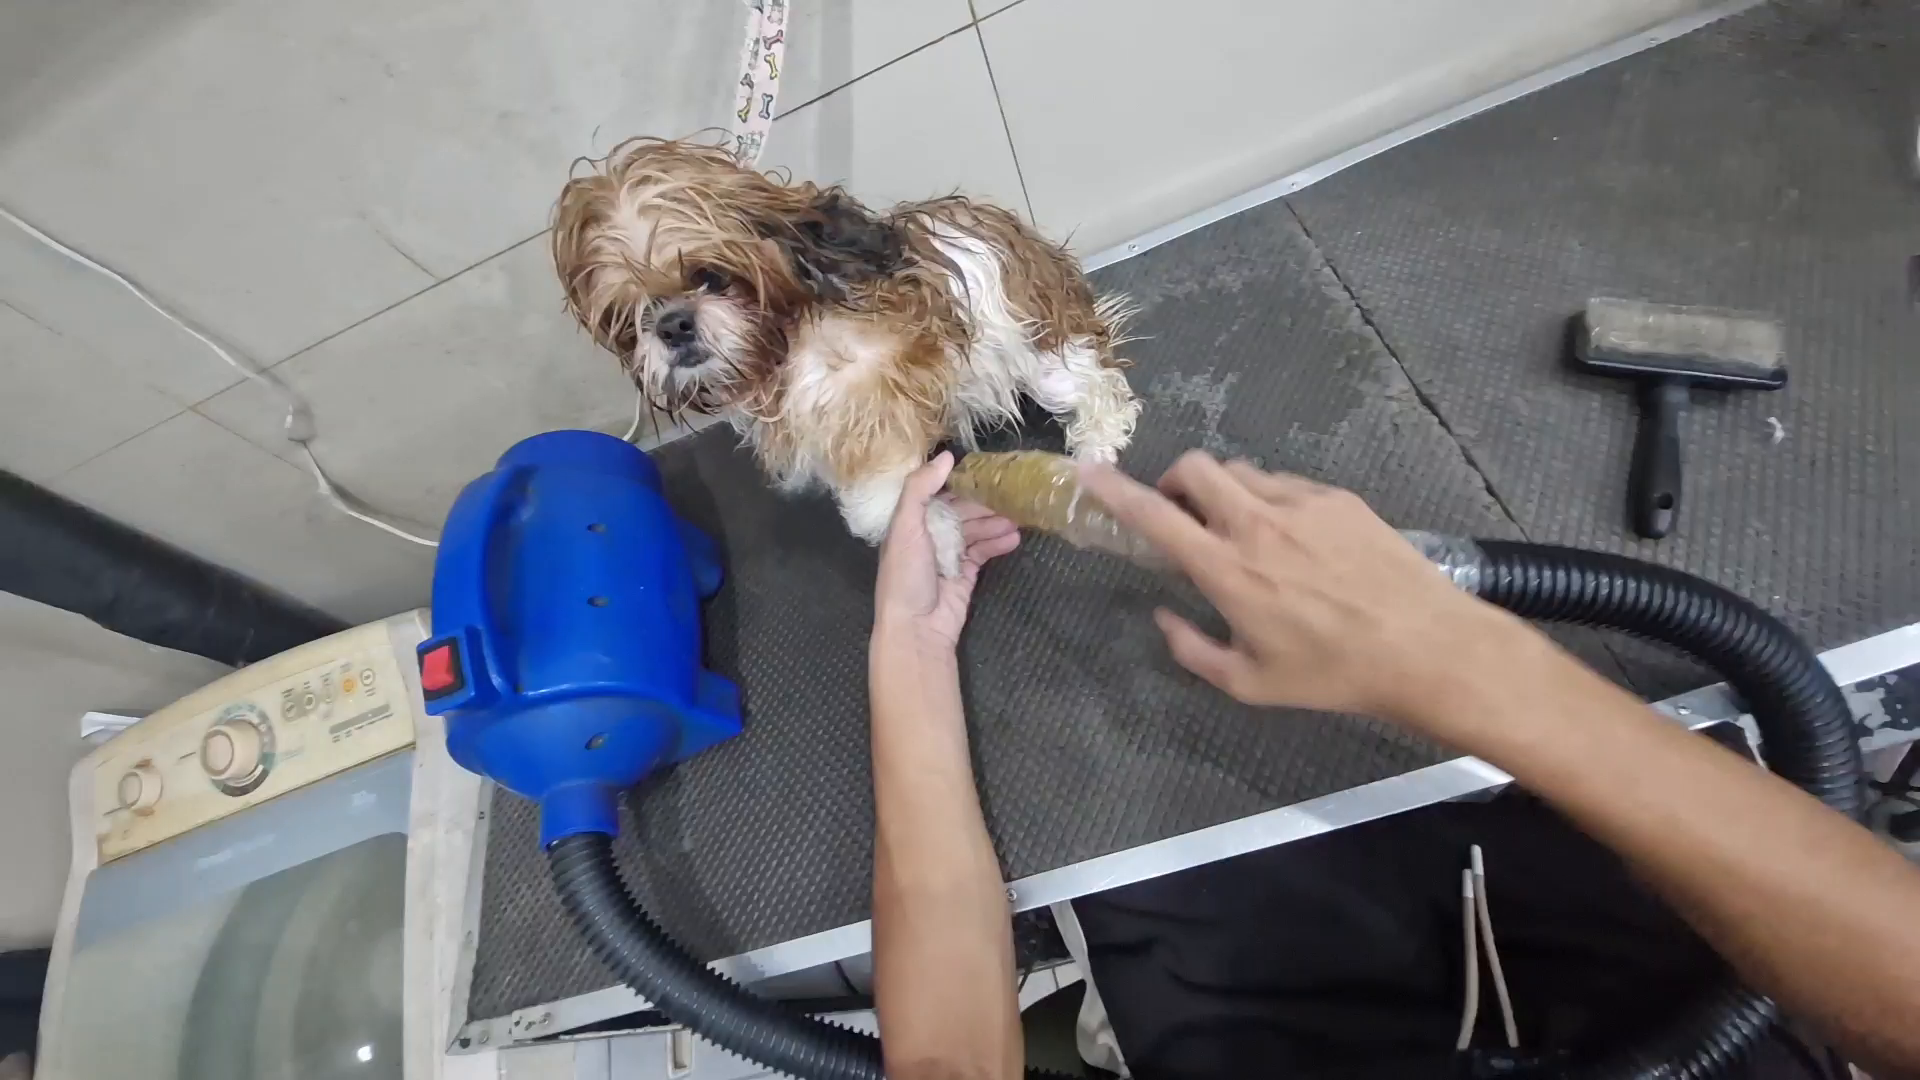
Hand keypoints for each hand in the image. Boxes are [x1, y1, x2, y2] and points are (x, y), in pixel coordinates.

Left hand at [874, 453, 1020, 652]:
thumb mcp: (905, 526)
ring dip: (995, 523)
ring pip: (976, 531)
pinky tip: (1014, 537)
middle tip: (1012, 495)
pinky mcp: (965, 574)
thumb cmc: (905, 574)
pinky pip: (984, 552)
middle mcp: (929, 536)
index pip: (938, 493)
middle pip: (961, 511)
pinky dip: (998, 544)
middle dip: (985, 504)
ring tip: (1019, 518)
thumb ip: (920, 488)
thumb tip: (946, 456)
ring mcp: (948, 555)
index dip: (960, 482)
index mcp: (910, 521)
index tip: (987, 471)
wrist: (916, 628)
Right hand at [1079, 452, 1517, 723]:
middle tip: (1179, 512)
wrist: (1431, 649)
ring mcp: (1302, 504)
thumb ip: (1191, 649)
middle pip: (1195, 468)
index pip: (1155, 516)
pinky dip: (1267, 500)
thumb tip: (1163, 617)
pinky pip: (1284, 484)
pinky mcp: (1339, 499)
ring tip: (1238, 527)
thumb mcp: (1248, 683)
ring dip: (1221, 491)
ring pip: (1240, 472)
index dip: (1115, 490)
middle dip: (1173, 481)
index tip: (1089, 472)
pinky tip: (1292, 537)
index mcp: (1227, 569)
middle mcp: (1257, 524)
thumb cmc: (1332, 674)